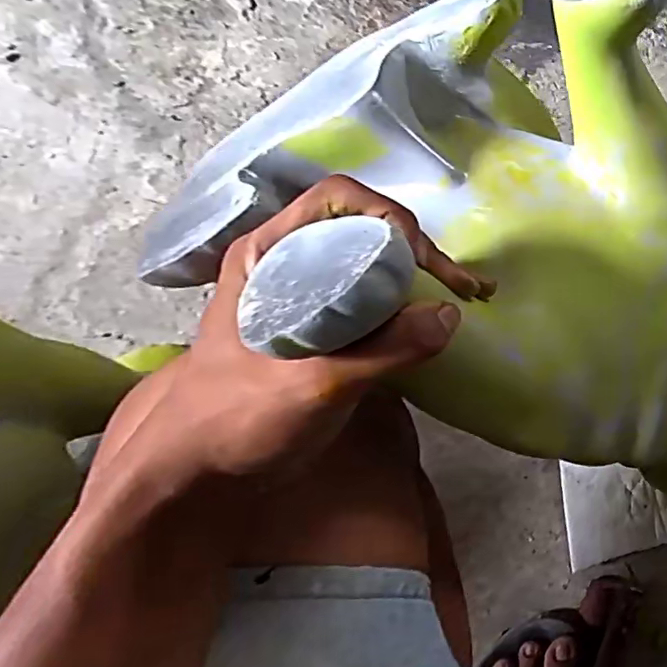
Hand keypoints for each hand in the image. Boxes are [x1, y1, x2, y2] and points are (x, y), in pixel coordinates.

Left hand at [81, 176, 490, 536]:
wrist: (199, 466)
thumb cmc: (236, 419)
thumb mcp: (311, 385)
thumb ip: (381, 351)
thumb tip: (449, 317)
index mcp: (269, 253)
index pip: (338, 200)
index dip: (387, 216)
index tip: (420, 260)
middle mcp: (292, 261)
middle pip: (367, 227)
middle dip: (420, 250)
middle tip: (462, 286)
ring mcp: (311, 293)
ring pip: (377, 262)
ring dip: (425, 276)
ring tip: (467, 297)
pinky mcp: (330, 325)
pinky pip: (379, 298)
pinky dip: (416, 304)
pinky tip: (443, 321)